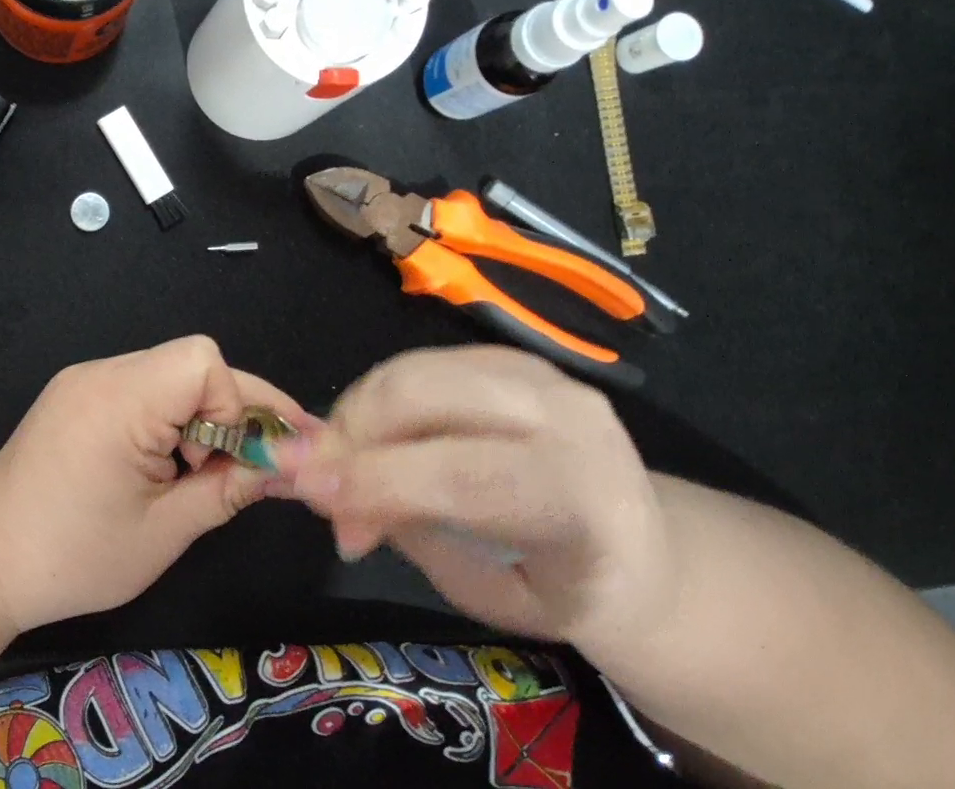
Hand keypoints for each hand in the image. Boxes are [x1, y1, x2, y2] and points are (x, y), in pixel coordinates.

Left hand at [0, 336, 316, 631]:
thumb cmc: (75, 557)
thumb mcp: (165, 532)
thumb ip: (229, 490)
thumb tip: (286, 467)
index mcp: (119, 401)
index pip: (203, 361)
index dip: (232, 406)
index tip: (219, 463)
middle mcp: (100, 375)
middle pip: (190, 363)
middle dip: (229, 412)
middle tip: (247, 467)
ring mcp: (82, 380)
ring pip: (168, 374)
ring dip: (198, 417)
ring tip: (196, 473)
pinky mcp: (74, 394)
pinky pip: (140, 387)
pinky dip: (167, 418)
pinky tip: (165, 464)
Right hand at [276, 346, 676, 650]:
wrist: (645, 546)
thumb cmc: (563, 588)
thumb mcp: (489, 596)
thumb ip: (408, 534)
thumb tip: (319, 493)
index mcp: (582, 500)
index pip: (466, 476)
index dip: (378, 478)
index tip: (308, 491)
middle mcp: (567, 420)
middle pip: (428, 393)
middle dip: (352, 430)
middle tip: (313, 479)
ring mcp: (540, 377)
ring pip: (411, 369)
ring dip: (354, 414)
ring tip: (337, 465)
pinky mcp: (510, 358)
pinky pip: (417, 363)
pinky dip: (374, 399)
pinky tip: (368, 438)